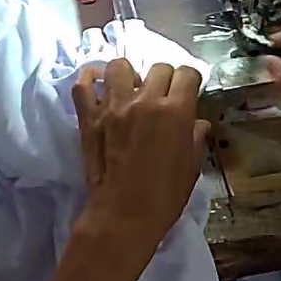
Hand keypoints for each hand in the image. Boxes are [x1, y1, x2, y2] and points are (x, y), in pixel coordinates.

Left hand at [72, 59, 209, 275]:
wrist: (124, 214)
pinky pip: (83, 85)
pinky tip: (98, 85)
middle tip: (162, 95)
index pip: (186, 74)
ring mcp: (113, 106)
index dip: (190, 81)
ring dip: (129, 74)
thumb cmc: (164, 196)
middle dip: (165, 78)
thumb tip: (198, 123)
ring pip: (120, 66)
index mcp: (175, 111)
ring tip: (130, 90)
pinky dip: (89, 80)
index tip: (188, 91)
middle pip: (158, 68)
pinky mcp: (89, 116)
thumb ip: (195, 139)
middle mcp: (144, 101)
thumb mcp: (191, 167)